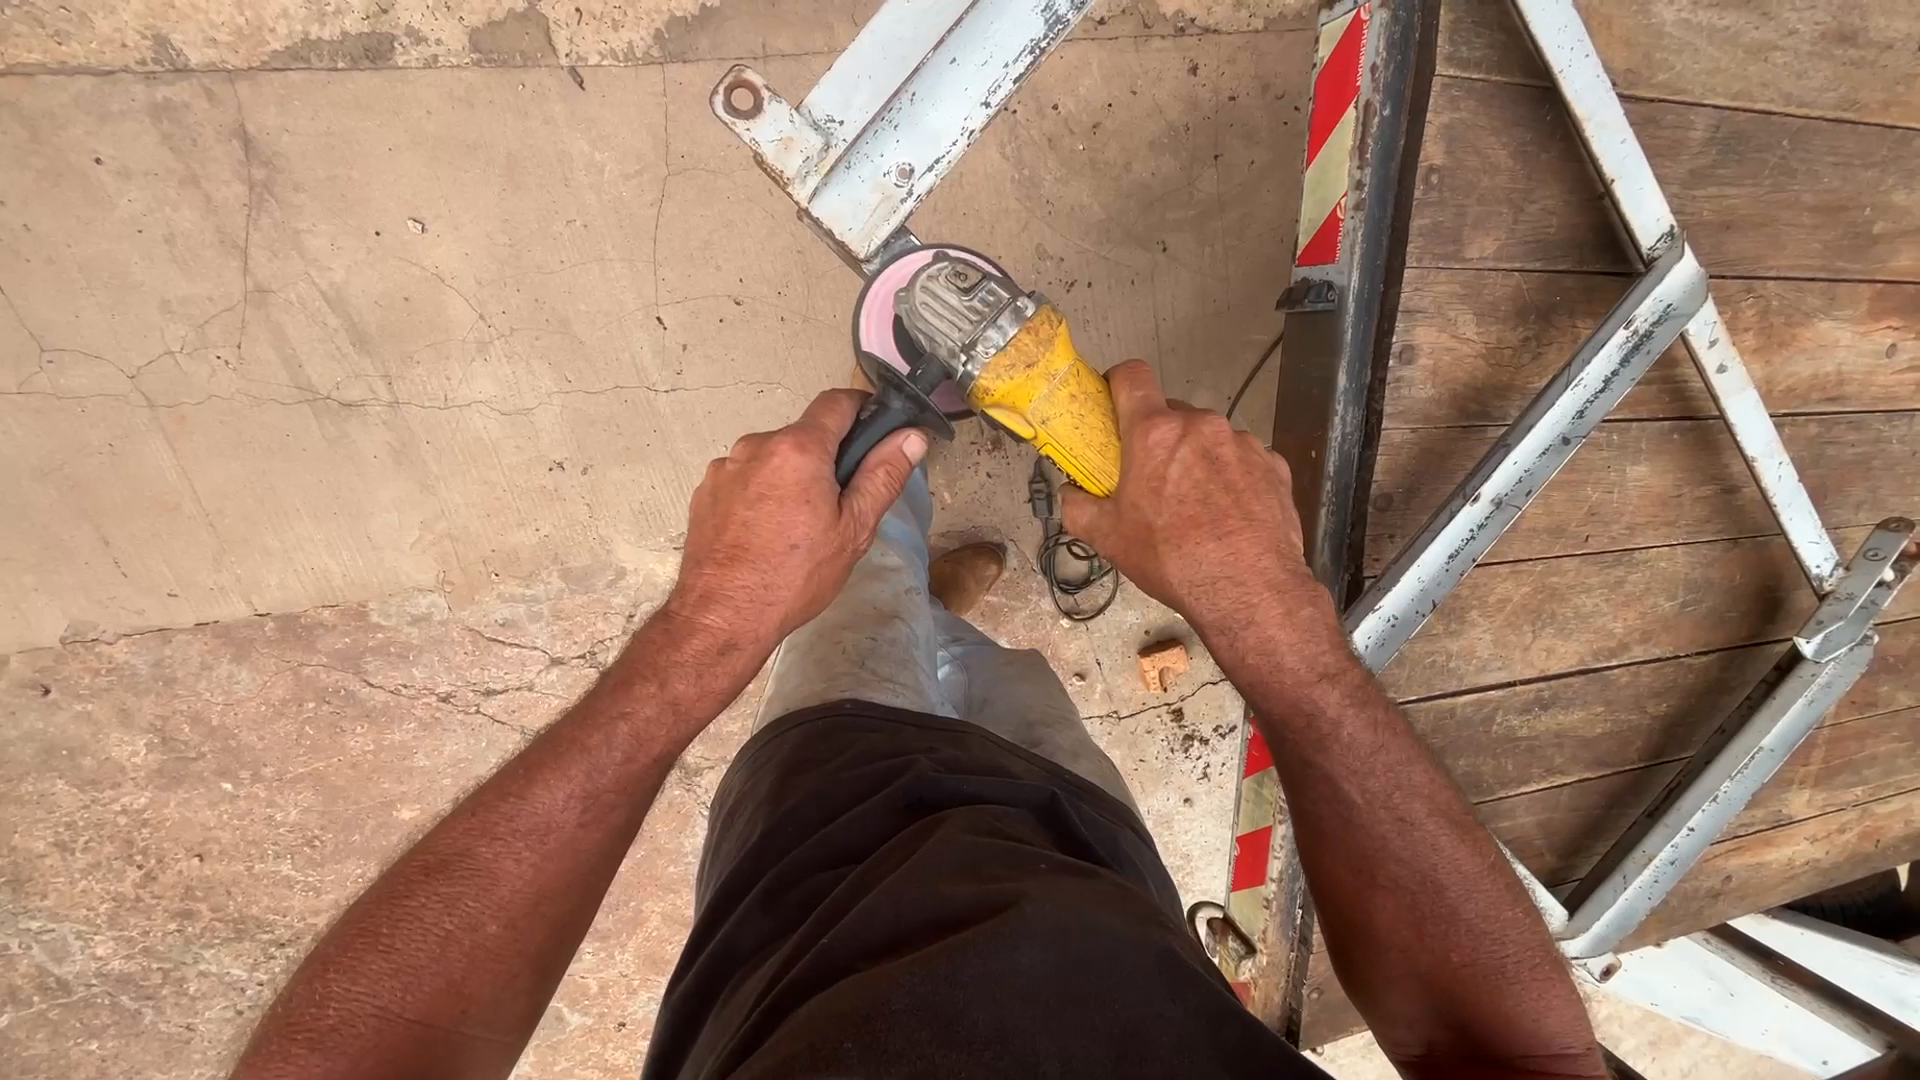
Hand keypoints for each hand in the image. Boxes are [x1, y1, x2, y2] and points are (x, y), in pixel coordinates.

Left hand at [664, 390, 926, 654]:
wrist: (722, 616)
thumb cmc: (794, 576)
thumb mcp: (853, 529)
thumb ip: (883, 475)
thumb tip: (911, 437)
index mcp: (799, 449)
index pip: (837, 402)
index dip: (862, 408)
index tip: (876, 430)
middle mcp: (757, 446)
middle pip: (804, 435)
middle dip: (826, 458)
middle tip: (840, 504)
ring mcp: (725, 467)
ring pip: (774, 459)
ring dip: (792, 478)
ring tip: (799, 527)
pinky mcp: (706, 491)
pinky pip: (746, 479)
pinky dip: (762, 494)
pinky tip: (767, 534)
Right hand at [1062, 361, 1335, 637]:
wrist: (1248, 589)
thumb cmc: (1171, 559)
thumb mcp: (1107, 538)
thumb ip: (1077, 506)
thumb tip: (1070, 495)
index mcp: (1154, 433)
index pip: (1131, 376)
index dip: (1117, 383)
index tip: (1112, 406)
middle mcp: (1201, 425)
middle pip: (1170, 413)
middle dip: (1157, 438)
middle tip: (1150, 479)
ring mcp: (1243, 442)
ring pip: (1207, 437)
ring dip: (1195, 458)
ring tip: (1194, 505)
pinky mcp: (1273, 465)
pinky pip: (1241, 459)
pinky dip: (1230, 476)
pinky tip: (1227, 514)